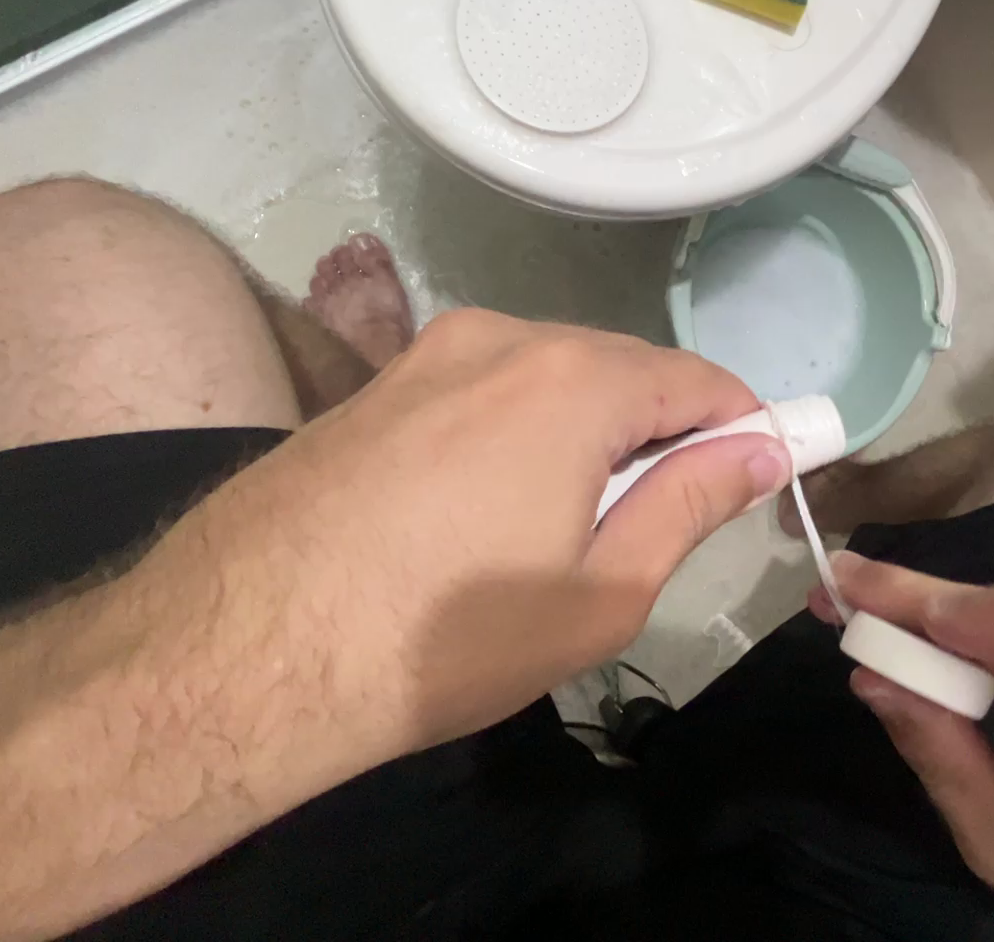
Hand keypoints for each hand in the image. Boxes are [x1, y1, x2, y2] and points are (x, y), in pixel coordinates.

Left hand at [144, 309, 788, 764]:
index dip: (744, 425)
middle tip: (666, 515)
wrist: (232, 656)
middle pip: (630, 371)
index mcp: (575, 380)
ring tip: (577, 517)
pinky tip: (501, 498)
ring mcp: (435, 351)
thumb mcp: (603, 590)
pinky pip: (496, 386)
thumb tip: (762, 448)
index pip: (700, 380)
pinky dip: (532, 426)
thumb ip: (694, 501)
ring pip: (561, 375)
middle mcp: (507, 336)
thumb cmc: (447, 637)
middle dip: (667, 431)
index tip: (760, 474)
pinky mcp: (385, 380)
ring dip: (598, 430)